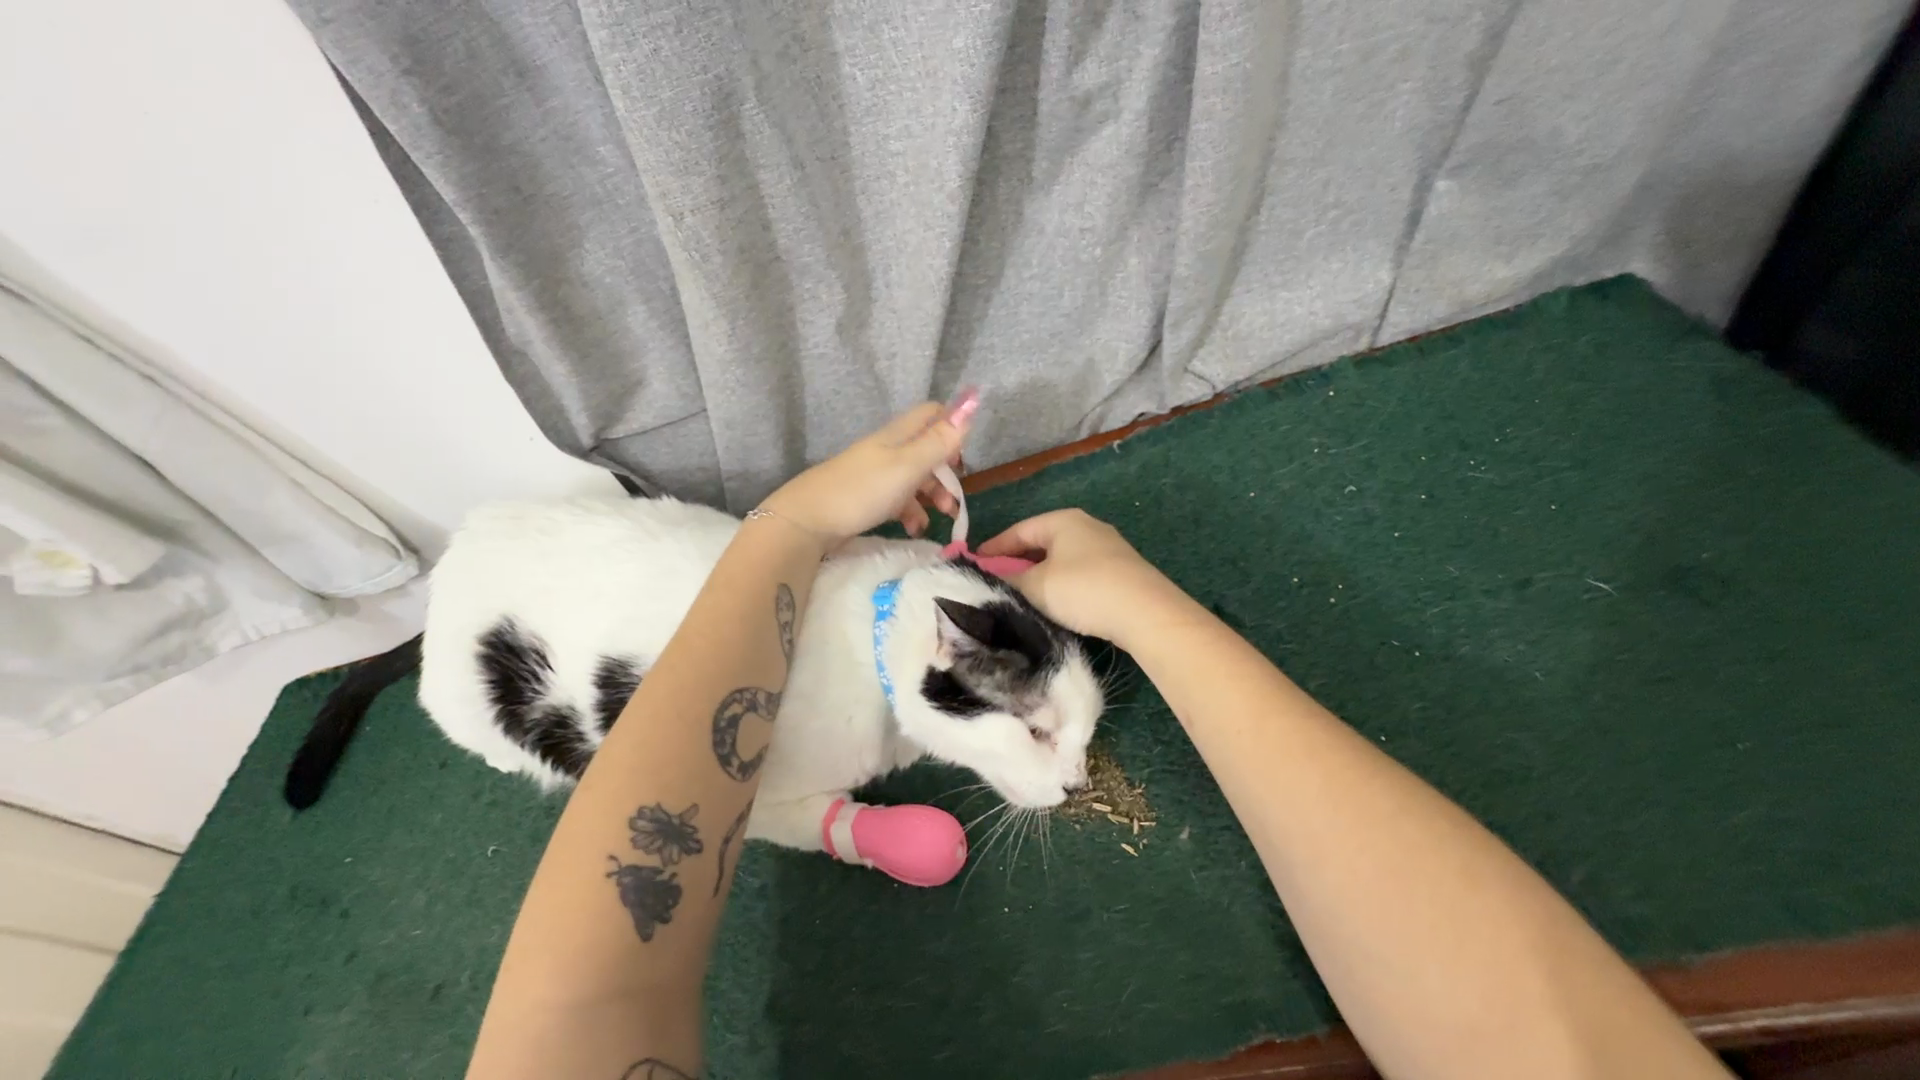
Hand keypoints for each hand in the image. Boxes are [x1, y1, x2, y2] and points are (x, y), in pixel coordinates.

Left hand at [756, 400, 974, 545]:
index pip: (932, 414)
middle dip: (945, 475)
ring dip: (931, 498)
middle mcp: (888, 449)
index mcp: (899, 435)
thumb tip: (974, 399)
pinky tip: (913, 529)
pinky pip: (898, 501)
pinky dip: (910, 513)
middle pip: (927, 451)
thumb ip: (941, 440)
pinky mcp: (865, 498)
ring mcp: (876, 474)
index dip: (952, 430)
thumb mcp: (909, 465)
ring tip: (939, 520)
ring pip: (914, 479)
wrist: (808, 520)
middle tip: (954, 502)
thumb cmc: (863, 489)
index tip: (962, 460)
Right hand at [975, 509, 1189, 645]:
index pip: (1018, 530)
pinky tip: (1054, 605)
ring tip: (1020, 597)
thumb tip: (986, 577)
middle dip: (1016, 563)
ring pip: (1060, 560)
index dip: (993, 548)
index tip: (974, 566)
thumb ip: (1007, 580)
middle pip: (1041, 543)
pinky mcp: (1120, 572)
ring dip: (1039, 577)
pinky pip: (1079, 574)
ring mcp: (1107, 548)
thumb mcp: (1036, 586)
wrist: (1145, 612)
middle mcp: (1086, 527)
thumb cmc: (1083, 589)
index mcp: (1063, 520)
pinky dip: (1061, 586)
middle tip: (995, 584)